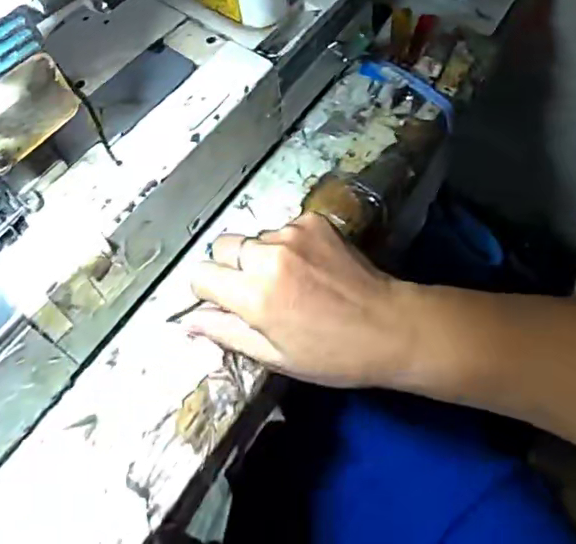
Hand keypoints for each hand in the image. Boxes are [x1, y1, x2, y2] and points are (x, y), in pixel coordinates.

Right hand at [182, 213, 417, 388]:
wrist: (388, 324)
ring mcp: (293, 232)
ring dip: (261, 256)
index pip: (201, 275)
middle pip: (223, 246)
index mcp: (255, 295)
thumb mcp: (274, 356)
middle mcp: (269, 255)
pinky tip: (310, 266)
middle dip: (229, 267)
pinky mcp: (313, 220)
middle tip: (256, 291)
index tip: (221, 302)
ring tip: (291, 280)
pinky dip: (287, 245)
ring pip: (254, 238)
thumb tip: (188, 321)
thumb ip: (226, 332)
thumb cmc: (331, 353)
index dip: (207, 290)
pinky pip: (282, 229)